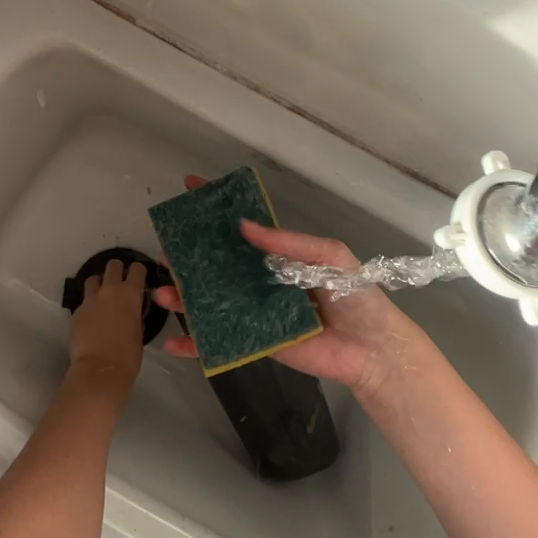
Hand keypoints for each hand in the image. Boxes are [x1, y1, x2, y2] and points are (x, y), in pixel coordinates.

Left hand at [67, 258, 146, 387]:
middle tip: (120, 282)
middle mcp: (109, 290)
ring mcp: (90, 299)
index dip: (138, 272)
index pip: (136, 270)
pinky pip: (84, 301)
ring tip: (102, 296)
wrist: (99, 369)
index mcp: (130, 294)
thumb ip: (134, 314)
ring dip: (99, 283)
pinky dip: (89, 305)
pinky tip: (91, 318)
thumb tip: (131, 311)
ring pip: (93, 279)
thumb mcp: (138, 331)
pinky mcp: (76, 311)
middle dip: (117, 270)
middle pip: (112, 265)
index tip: (138, 278)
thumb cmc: (127, 355)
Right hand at [154, 176, 419, 397]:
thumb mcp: (330, 256)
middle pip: (217, 265)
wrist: (374, 350)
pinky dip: (195, 344)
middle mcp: (261, 280)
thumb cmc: (357, 297)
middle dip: (188, 256)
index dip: (216, 208)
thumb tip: (244, 226)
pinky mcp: (255, 343)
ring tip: (163, 292)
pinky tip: (174, 344)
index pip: (242, 227)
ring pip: (210, 301)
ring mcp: (255, 312)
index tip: (189, 188)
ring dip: (183, 297)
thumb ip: (289, 243)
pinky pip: (220, 341)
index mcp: (279, 255)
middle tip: (166, 249)